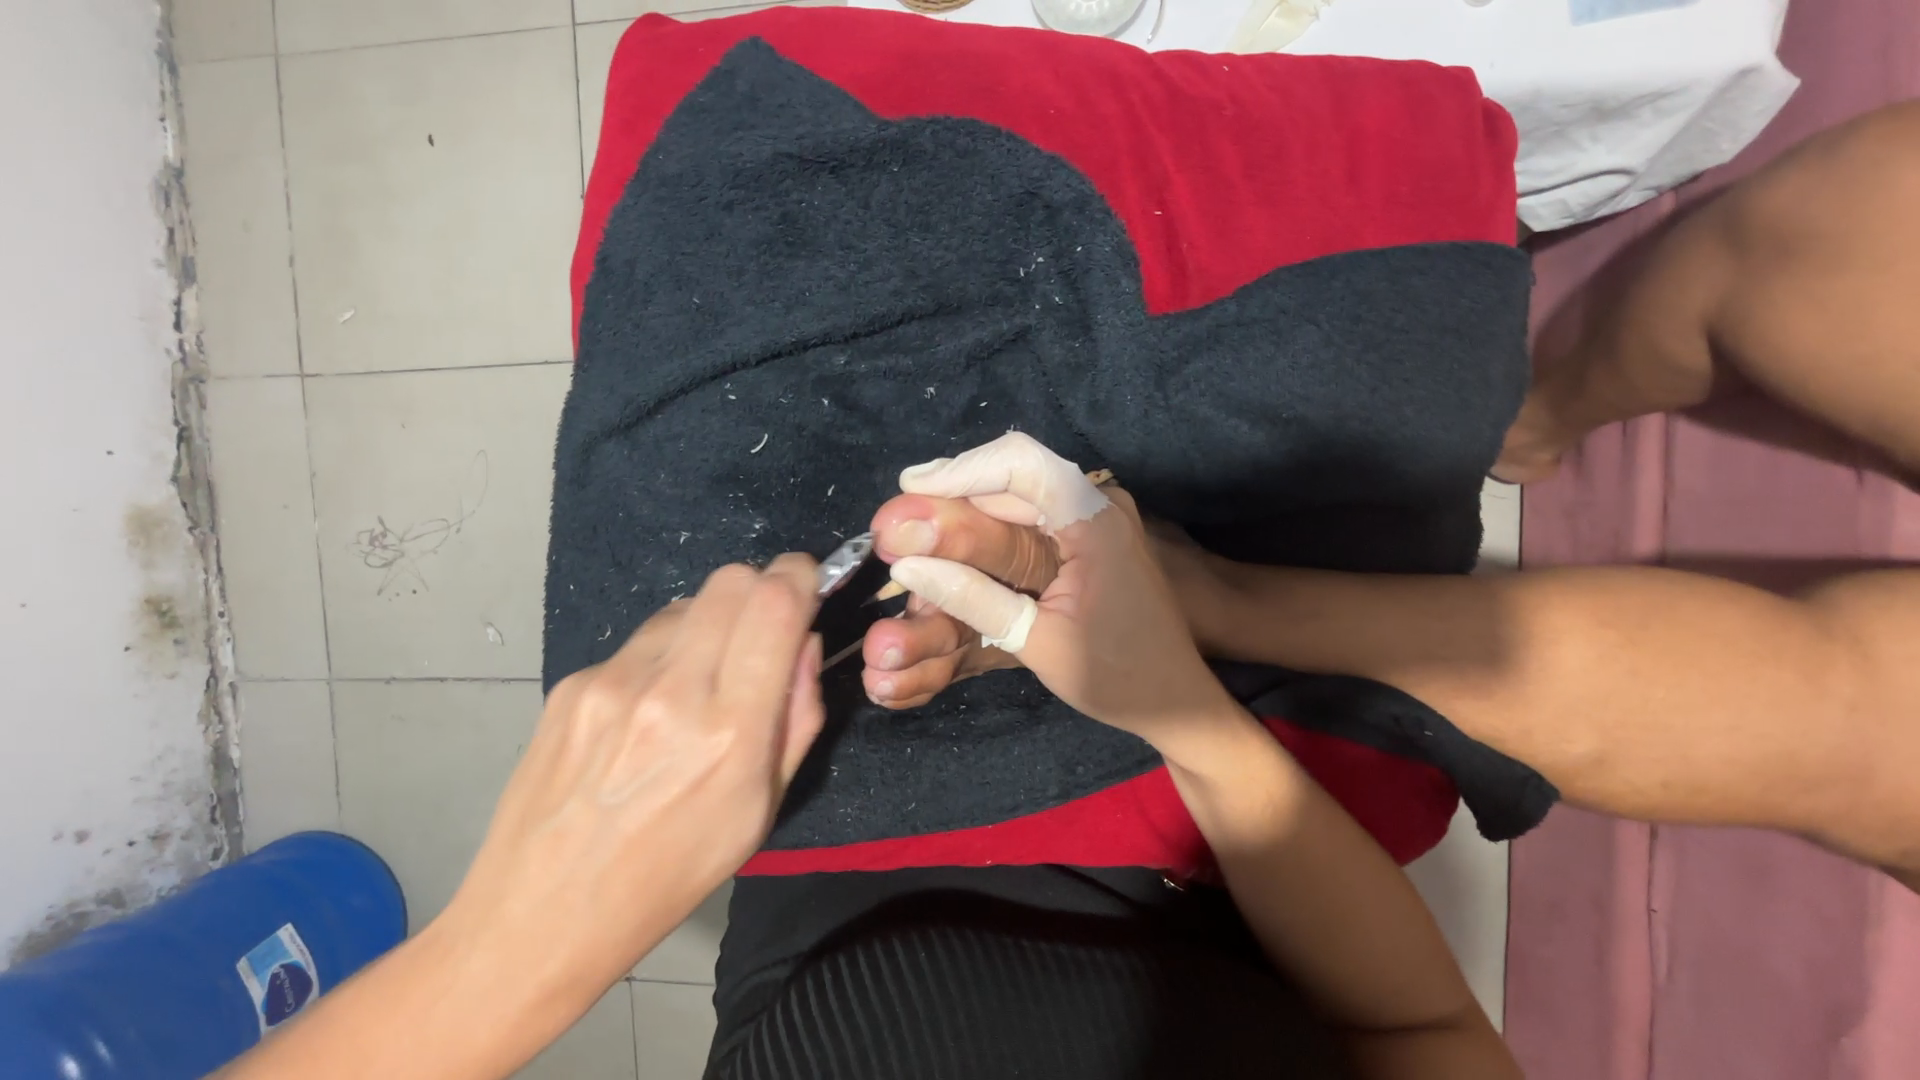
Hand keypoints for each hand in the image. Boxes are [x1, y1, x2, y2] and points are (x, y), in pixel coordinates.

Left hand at [439, 555, 824, 1012]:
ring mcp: (614, 682)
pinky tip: (648, 708)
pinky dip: (665, 653)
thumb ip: (798, 716)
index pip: (776, 604)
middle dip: (762, 588)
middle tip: (764, 629)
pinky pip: (641, 639)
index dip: (801, 576)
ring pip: (686, 605)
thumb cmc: (674, 871)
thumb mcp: (764, 809)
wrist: (543, 913)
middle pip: (732, 580)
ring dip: (713, 622)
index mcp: (732, 730)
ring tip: (701, 679)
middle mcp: (673, 691)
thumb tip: (803, 641)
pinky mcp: (573, 683)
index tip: (808, 584)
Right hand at [865, 490, 1240, 709]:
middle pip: (1013, 475)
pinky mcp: (1089, 532)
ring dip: (964, 507)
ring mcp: (1097, 514)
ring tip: (911, 531)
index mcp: (1096, 521)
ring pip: (1018, 490)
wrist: (1175, 699)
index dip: (959, 471)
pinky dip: (988, 523)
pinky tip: (951, 540)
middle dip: (950, 495)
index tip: (908, 491)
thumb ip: (973, 597)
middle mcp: (1099, 502)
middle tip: (892, 525)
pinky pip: (1031, 510)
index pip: (1020, 465)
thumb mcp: (1038, 642)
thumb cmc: (1116, 677)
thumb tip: (905, 564)